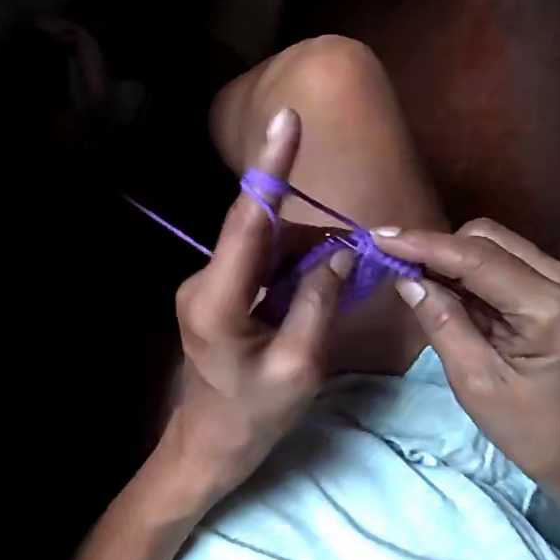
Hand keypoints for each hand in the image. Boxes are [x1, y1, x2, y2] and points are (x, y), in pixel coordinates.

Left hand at [168, 107, 350, 503]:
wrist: (210, 441)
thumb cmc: (255, 414)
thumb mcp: (301, 364)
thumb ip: (320, 300)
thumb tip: (342, 251)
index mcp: (217, 299)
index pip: (246, 221)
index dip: (270, 167)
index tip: (287, 119)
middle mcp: (203, 281)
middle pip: (263, 234)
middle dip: (311, 237)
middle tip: (357, 256)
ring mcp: (205, 285)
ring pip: (264, 249)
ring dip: (305, 257)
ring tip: (340, 283)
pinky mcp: (214, 293)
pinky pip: (258, 266)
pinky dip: (291, 270)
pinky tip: (313, 291)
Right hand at [377, 220, 559, 496]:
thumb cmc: (528, 428)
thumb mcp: (474, 380)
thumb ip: (441, 322)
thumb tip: (405, 278)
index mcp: (556, 311)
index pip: (480, 259)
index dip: (425, 245)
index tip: (380, 237)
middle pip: (490, 239)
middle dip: (438, 248)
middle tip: (396, 267)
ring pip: (497, 244)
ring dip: (452, 258)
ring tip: (418, 281)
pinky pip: (506, 262)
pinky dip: (470, 271)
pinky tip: (446, 290)